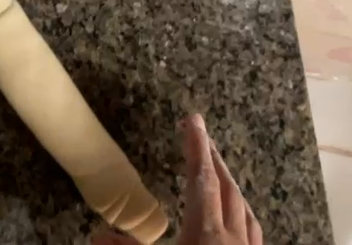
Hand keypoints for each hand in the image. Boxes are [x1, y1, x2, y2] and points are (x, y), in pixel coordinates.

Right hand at [172, 113, 261, 244]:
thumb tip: (97, 230)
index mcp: (206, 230)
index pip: (202, 179)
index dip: (197, 147)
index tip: (194, 118)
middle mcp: (233, 237)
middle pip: (227, 189)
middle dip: (213, 158)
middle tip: (200, 134)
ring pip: (246, 212)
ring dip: (232, 185)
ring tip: (220, 171)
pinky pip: (255, 234)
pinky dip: (244, 216)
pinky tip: (238, 221)